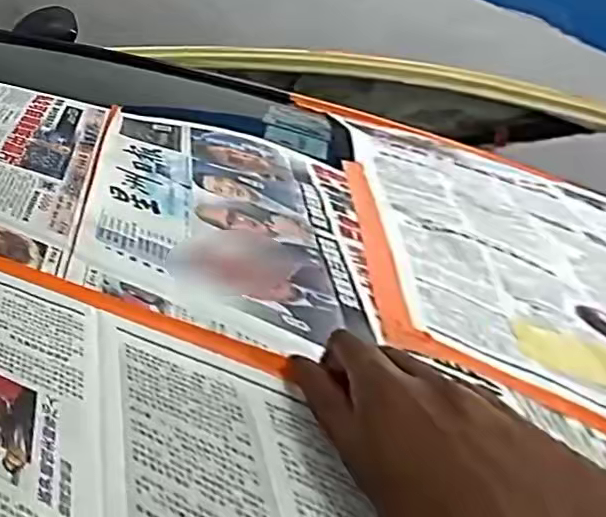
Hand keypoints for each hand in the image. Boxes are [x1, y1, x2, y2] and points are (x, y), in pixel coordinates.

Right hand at [289, 331, 605, 516]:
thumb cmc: (432, 507)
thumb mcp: (355, 450)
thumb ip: (322, 398)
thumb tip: (302, 367)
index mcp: (385, 384)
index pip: (344, 342)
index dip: (334, 359)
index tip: (335, 380)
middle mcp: (438, 386)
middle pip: (394, 358)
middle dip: (381, 377)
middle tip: (379, 413)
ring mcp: (494, 410)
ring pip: (445, 385)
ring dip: (431, 401)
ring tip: (432, 441)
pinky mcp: (539, 435)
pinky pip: (497, 413)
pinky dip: (480, 425)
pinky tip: (478, 457)